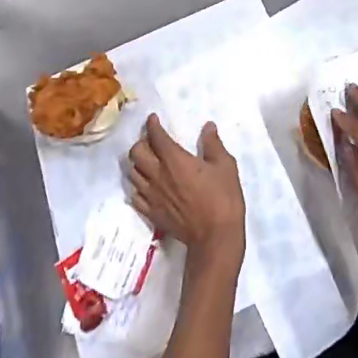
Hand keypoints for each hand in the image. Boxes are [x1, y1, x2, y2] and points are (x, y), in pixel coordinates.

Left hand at [127, 114, 244, 262]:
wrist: (215, 237)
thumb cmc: (222, 198)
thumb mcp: (225, 166)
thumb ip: (213, 144)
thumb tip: (208, 127)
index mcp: (174, 160)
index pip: (156, 136)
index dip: (152, 124)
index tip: (153, 119)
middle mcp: (157, 175)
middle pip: (136, 153)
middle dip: (141, 142)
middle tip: (151, 141)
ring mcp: (152, 196)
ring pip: (133, 174)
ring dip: (138, 164)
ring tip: (148, 161)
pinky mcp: (152, 213)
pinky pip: (135, 196)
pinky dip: (138, 186)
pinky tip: (146, 185)